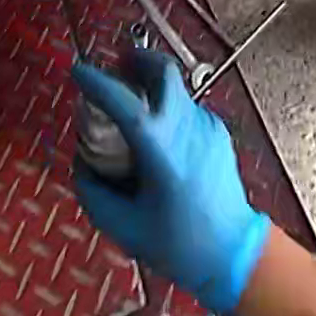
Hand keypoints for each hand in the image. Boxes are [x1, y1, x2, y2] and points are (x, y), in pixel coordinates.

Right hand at [71, 50, 271, 315]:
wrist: (237, 256)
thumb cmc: (182, 244)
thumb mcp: (124, 226)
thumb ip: (93, 191)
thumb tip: (82, 163)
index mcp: (160, 149)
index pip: (123, 101)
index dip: (96, 81)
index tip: (78, 71)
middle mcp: (185, 127)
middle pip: (163, 70)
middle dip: (137, 58)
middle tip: (118, 64)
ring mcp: (205, 126)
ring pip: (174, 87)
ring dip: (151, 84)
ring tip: (136, 100)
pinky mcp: (217, 132)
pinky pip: (186, 107)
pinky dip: (168, 107)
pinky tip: (160, 133)